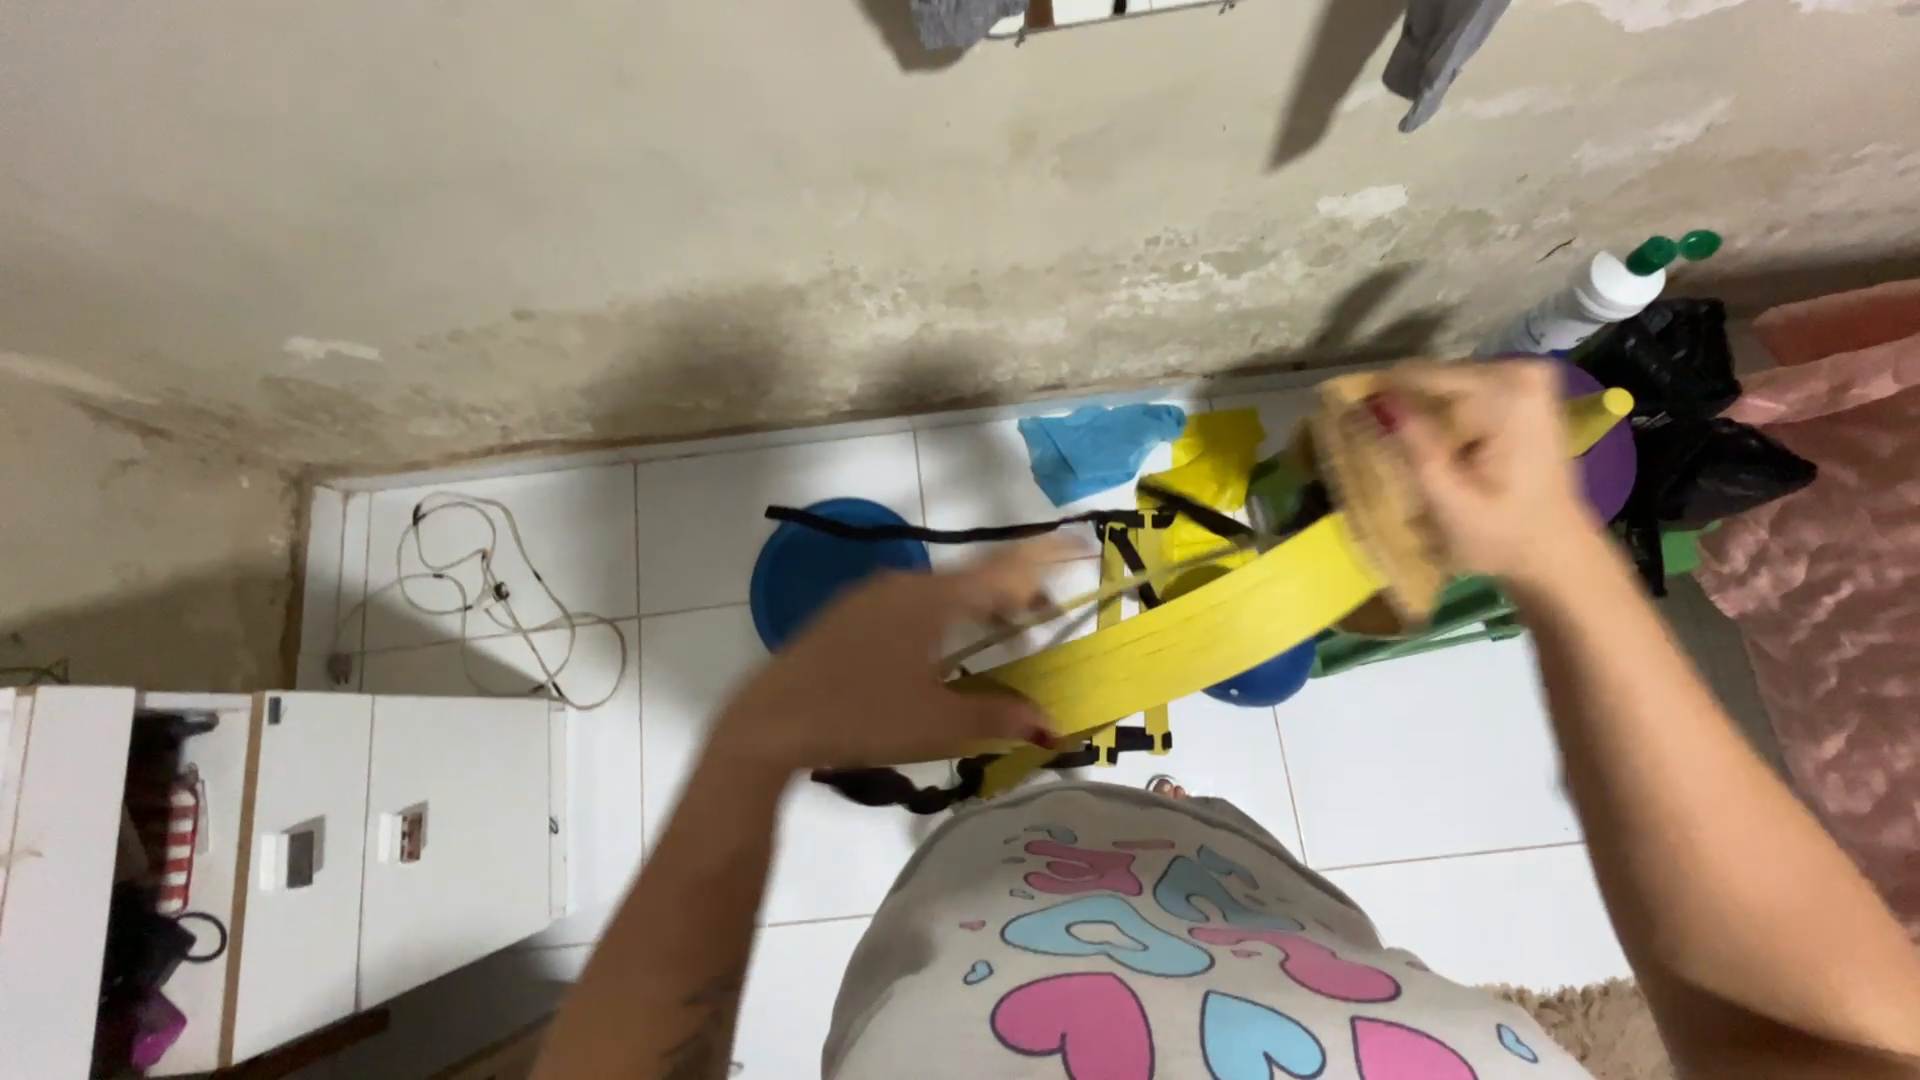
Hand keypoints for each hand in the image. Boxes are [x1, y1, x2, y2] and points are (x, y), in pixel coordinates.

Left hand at [709, 538, 1077, 774]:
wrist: (768, 723)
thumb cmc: (861, 717)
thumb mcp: (938, 724)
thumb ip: (1000, 717)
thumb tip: (1053, 724)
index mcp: (931, 600)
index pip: (1001, 570)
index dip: (1043, 558)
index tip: (1076, 545)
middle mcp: (902, 585)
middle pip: (971, 579)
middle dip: (1010, 595)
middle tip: (1037, 619)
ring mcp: (867, 597)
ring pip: (938, 593)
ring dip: (973, 610)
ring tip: (993, 639)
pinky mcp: (843, 616)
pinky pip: (908, 605)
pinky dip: (938, 618)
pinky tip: (934, 652)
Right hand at [1382, 360, 1601, 586]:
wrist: (1556, 552)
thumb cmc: (1503, 534)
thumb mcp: (1449, 498)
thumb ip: (1416, 446)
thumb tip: (1377, 402)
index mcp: (1511, 396)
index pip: (1428, 377)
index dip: (1385, 394)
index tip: (1349, 411)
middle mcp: (1522, 375)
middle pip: (1436, 377)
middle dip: (1402, 402)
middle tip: (1369, 432)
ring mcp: (1526, 383)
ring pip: (1444, 383)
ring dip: (1415, 409)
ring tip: (1390, 438)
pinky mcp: (1522, 397)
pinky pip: (1462, 393)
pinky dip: (1436, 413)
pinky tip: (1423, 441)